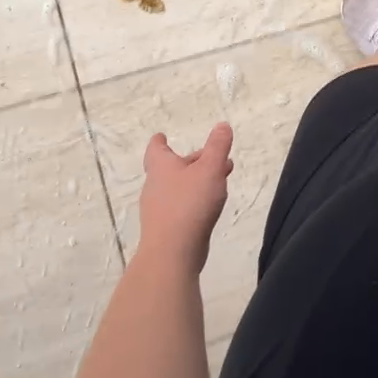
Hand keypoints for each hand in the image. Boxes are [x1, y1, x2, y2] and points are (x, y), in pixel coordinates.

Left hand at [136, 122, 232, 274]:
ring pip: (178, 186)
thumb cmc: (190, 203)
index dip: (159, 143)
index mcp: (162, 169)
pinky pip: (181, 204)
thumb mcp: (211, 168)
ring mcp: (158, 209)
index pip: (156, 151)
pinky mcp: (166, 227)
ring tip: (221, 177)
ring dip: (197, 179)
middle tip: (213, 155)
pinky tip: (210, 202)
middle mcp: (155, 187)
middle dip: (192, 160)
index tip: (160, 136)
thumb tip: (221, 125)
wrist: (172, 252)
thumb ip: (218, 146)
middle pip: (172, 168)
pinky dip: (195, 197)